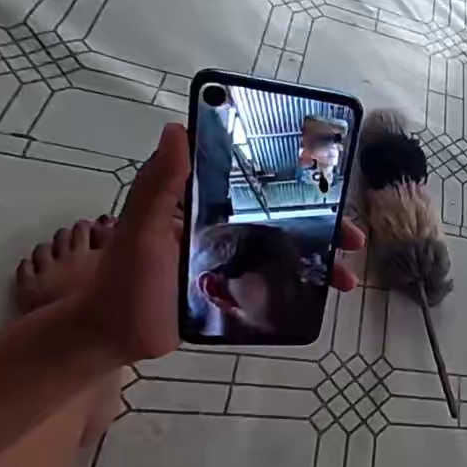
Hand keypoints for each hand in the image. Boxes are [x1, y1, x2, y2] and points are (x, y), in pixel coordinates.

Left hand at [83, 123, 366, 363]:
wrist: (112, 337)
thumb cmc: (124, 279)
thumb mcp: (141, 229)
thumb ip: (158, 184)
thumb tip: (178, 129)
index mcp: (205, 202)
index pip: (258, 180)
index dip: (296, 177)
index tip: (331, 179)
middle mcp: (225, 224)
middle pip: (284, 217)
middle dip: (324, 223)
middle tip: (353, 234)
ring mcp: (233, 258)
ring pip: (287, 250)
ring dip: (321, 257)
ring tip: (348, 273)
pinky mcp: (235, 289)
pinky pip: (277, 281)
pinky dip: (303, 285)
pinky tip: (324, 295)